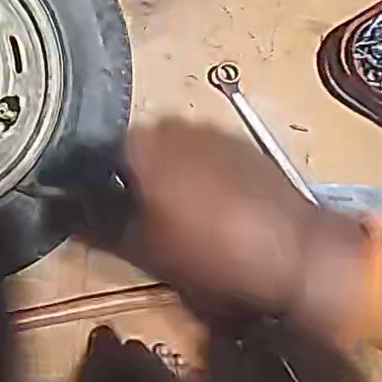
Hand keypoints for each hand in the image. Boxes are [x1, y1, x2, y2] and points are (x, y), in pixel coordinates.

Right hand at [118, 120, 357, 313]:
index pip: (106, 152)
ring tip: (187, 211)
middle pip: (143, 145)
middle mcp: (176, 127)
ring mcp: (215, 132)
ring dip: (176, 170)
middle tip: (148, 210)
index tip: (113, 204)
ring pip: (179, 147)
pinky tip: (221, 206)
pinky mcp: (247, 146)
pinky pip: (212, 154)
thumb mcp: (147, 251)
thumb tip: (82, 216)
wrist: (298, 254)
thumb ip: (106, 227)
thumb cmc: (213, 253)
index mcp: (143, 146)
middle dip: (142, 172)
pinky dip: (209, 172)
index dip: (107, 180)